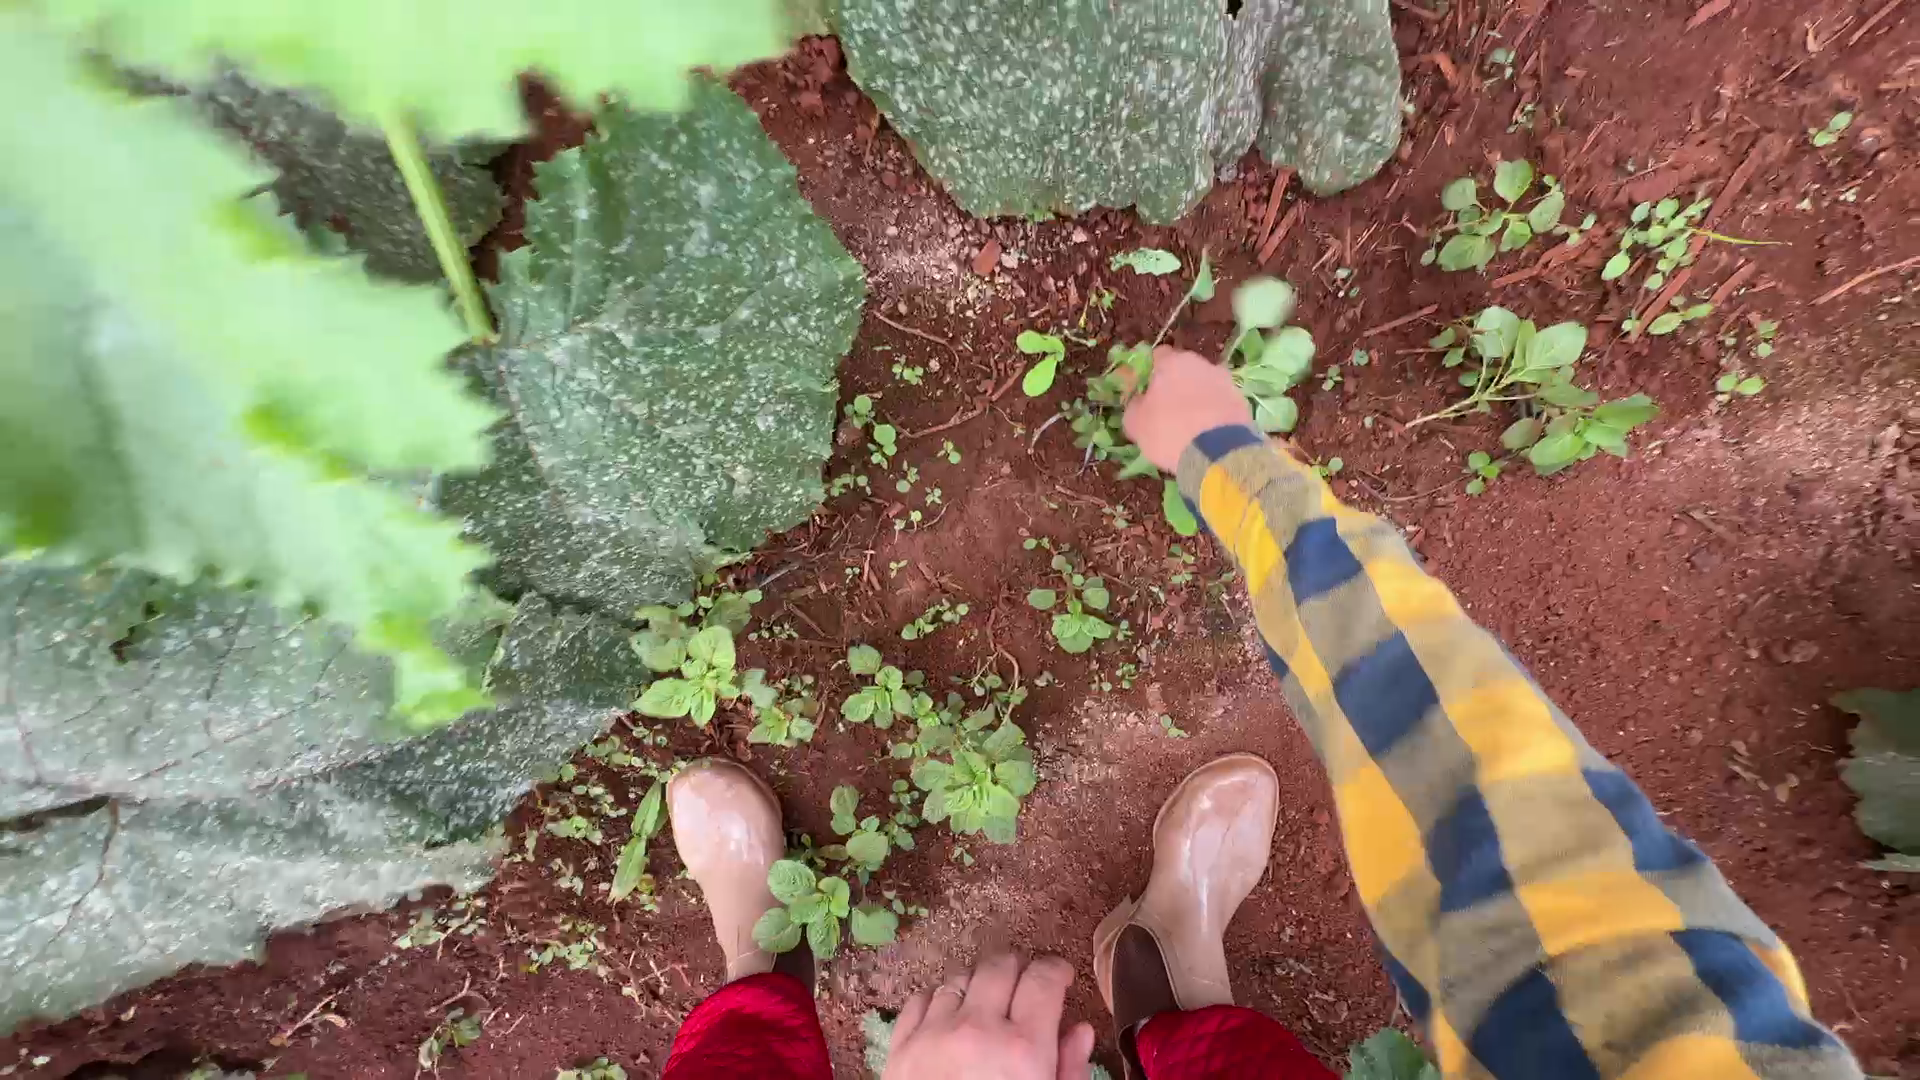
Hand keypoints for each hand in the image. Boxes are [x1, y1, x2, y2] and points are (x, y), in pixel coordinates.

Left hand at [883, 953, 1095, 1079]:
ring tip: (988, 1007)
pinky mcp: (900, 1048)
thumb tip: (1079, 1030)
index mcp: (1023, 1050)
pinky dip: (940, 1000)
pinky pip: (922, 998)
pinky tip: (950, 1019)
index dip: (1056, 969)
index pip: (1043, 979)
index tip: (1061, 976)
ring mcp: (933, 1034)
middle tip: (1026, 989)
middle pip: (1000, 966)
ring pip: (961, 977)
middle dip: (1019, 970)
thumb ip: (1068, 1073)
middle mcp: (978, 1029)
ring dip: (979, 986)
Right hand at [1121, 346, 1253, 471]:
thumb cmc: (1168, 431)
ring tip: (1187, 425)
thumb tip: (1139, 401)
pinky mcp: (1241, 400)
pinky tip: (1205, 433)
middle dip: (1175, 385)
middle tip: (1165, 409)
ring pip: (1203, 385)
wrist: (1217, 452)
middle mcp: (1201, 364)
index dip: (1149, 373)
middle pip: (1183, 369)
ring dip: (1195, 399)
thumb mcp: (1135, 423)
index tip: (1145, 392)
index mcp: (1172, 362)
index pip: (1157, 356)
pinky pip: (1219, 402)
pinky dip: (1212, 412)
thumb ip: (1134, 406)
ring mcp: (1225, 380)